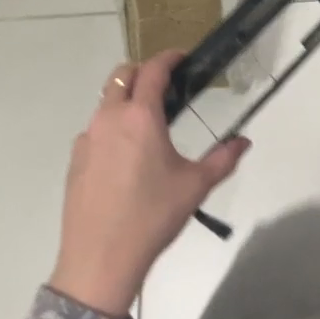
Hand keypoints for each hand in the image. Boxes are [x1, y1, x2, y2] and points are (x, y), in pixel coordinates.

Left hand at [49, 50, 249, 316]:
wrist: (99, 260)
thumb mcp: (196, 186)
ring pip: (106, 102)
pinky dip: (110, 128)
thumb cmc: (152, 216)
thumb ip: (223, 158)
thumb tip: (244, 141)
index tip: (182, 58)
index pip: (154, 70)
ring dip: (125, 99)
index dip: (169, 58)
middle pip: (122, 75)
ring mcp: (87, 139)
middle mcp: (110, 118)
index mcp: (141, 117)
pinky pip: (94, 130)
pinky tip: (125, 157)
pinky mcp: (75, 160)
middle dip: (143, 72)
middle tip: (165, 87)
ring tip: (147, 124)